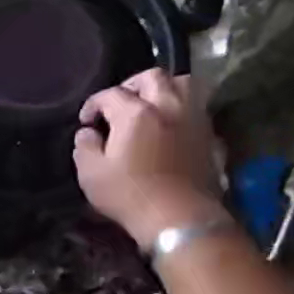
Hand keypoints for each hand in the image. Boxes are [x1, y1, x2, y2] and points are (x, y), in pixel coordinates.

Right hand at [73, 69, 227, 249]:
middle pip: (153, 77)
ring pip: (183, 83)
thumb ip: (84, 147)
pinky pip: (196, 107)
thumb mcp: (90, 174)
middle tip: (117, 104)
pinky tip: (169, 126)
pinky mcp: (209, 133)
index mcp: (135, 113)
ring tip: (149, 106)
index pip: (110, 94)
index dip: (93, 104)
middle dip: (130, 85)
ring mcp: (194, 117)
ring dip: (163, 88)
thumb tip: (86, 133)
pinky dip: (180, 109)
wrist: (178, 215)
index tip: (85, 121)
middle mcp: (168, 105)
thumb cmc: (128, 194)